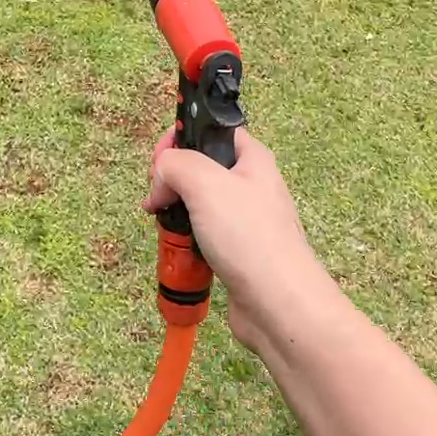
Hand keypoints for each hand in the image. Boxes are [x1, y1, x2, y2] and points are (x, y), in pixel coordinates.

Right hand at [141, 129, 336, 353]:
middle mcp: (250, 185)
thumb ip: (175, 164)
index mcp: (252, 159)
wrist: (277, 303)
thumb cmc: (249, 237)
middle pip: (198, 168)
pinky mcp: (235, 250)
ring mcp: (243, 220)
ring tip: (165, 226)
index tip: (160, 161)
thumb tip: (161, 177)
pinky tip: (180, 249)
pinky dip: (185, 239)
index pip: (212, 132)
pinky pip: (201, 234)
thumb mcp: (205, 183)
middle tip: (159, 199)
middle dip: (170, 180)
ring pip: (196, 203)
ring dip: (174, 212)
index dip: (181, 139)